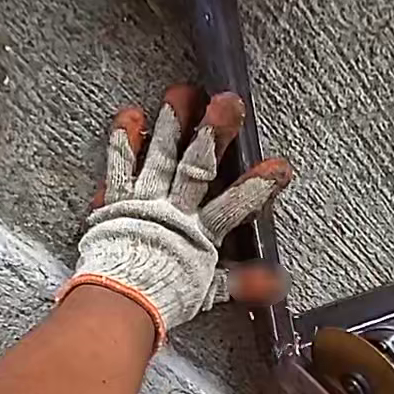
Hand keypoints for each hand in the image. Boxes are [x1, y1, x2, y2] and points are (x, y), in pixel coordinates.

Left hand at [61, 86, 291, 344]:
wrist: (118, 299)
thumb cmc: (160, 297)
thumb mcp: (207, 292)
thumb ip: (243, 283)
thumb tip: (276, 285)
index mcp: (198, 233)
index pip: (235, 205)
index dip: (258, 187)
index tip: (279, 169)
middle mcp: (173, 210)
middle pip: (197, 166)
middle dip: (214, 134)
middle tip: (228, 103)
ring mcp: (142, 201)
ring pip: (161, 156)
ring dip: (172, 125)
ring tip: (182, 93)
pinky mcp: (114, 200)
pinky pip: (119, 165)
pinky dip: (123, 141)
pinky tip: (128, 115)